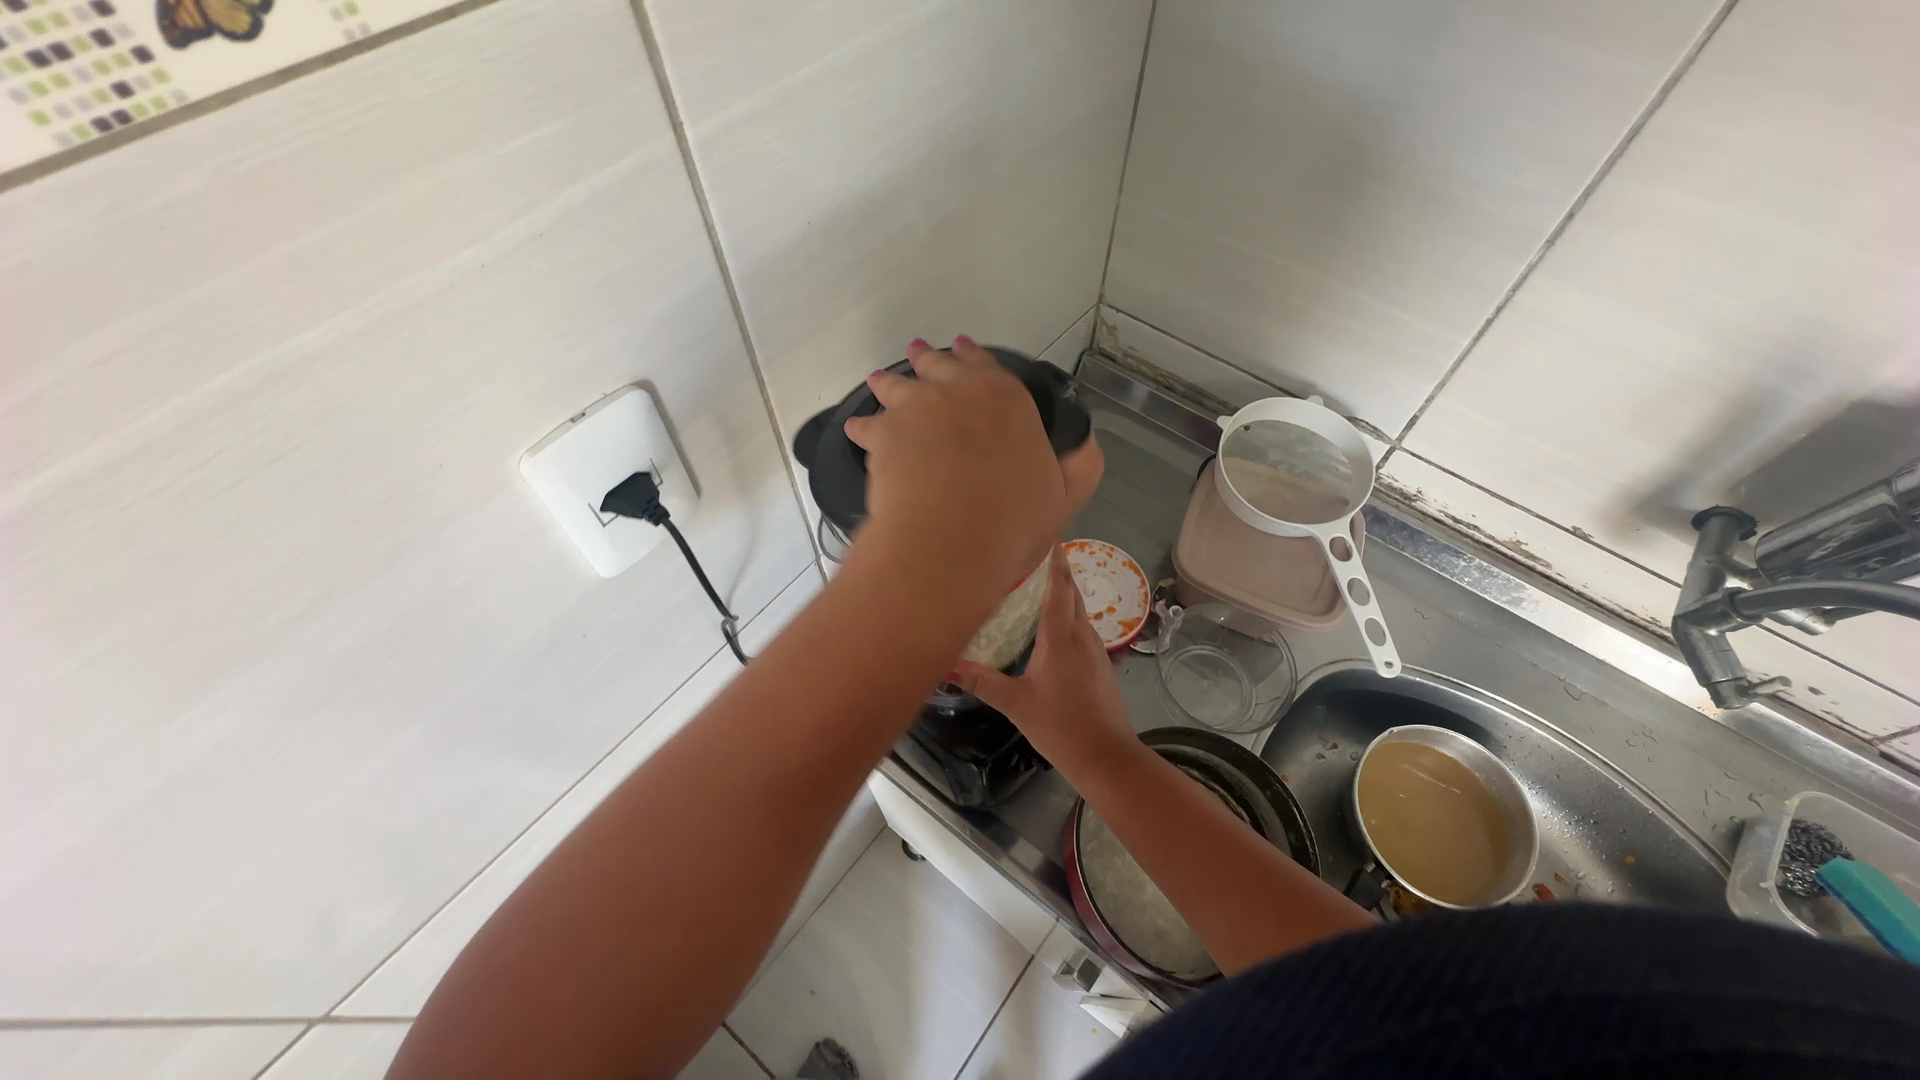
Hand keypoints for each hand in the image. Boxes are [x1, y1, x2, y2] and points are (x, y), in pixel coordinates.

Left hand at [844, 337, 1069, 595]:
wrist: (950, 542)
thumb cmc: (1013, 521)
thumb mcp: (1064, 496)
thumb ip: (1078, 465)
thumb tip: (1084, 444)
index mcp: (1007, 397)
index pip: (987, 365)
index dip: (974, 357)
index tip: (965, 349)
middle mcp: (958, 390)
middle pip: (938, 365)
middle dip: (929, 358)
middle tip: (920, 351)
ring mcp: (916, 408)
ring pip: (897, 386)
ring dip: (889, 382)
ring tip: (879, 381)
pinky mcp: (883, 434)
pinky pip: (867, 424)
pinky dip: (862, 426)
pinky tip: (856, 429)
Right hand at [954, 546, 1142, 774]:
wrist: (1107, 757)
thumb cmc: (1061, 726)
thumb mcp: (1016, 704)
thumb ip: (983, 681)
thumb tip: (947, 665)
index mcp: (1061, 636)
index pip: (1057, 586)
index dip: (1052, 559)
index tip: (1045, 533)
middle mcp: (1082, 635)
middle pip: (1071, 592)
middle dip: (1055, 570)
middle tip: (1031, 551)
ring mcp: (1095, 649)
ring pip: (1077, 610)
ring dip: (1061, 592)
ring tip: (1034, 582)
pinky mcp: (1099, 665)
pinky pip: (1081, 628)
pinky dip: (1066, 615)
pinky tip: (1049, 625)